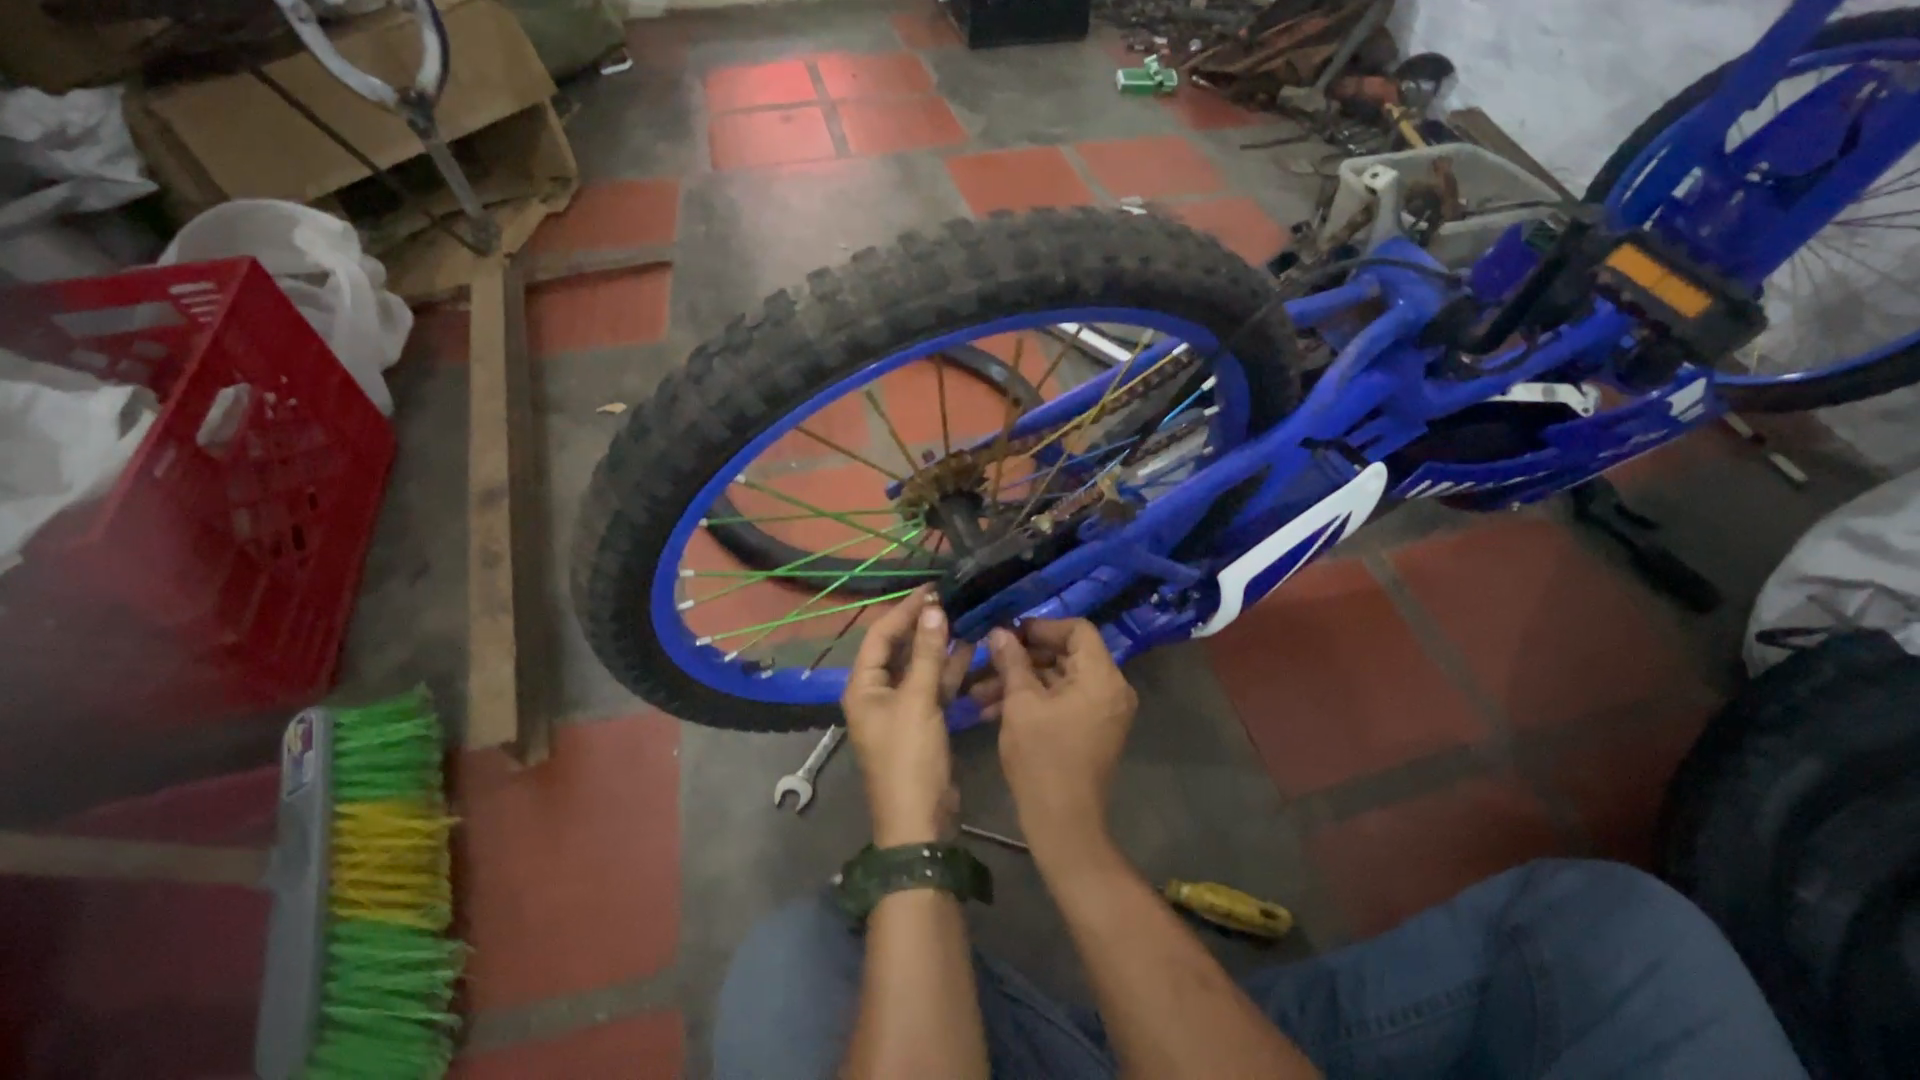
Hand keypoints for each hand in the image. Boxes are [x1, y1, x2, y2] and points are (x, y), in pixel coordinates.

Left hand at [842, 588, 969, 846]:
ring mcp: (902, 709)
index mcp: (863, 686)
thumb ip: (927, 654)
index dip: (905, 610)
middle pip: (900, 650)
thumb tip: (934, 609)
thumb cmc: (910, 758)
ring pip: (921, 668)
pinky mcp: (923, 724)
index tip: (932, 589)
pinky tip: (973, 652)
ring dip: (941, 646)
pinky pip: (935, 688)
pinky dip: (950, 671)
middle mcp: (878, 693)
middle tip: (954, 600)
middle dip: (925, 626)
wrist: (920, 819)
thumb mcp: (918, 702)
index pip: (881, 636)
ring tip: (968, 619)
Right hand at [973, 620, 1137, 851]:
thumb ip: (1012, 662)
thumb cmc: (1042, 757)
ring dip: (1023, 682)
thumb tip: (1000, 633)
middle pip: (1068, 655)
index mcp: (1102, 676)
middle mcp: (1112, 689)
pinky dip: (1036, 701)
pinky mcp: (1094, 730)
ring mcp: (1105, 711)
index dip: (1041, 627)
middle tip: (989, 661)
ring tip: (980, 693)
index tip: (1009, 634)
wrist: (1063, 820)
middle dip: (1024, 658)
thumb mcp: (1020, 704)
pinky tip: (995, 711)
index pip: (1078, 630)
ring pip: (1061, 681)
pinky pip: (1066, 702)